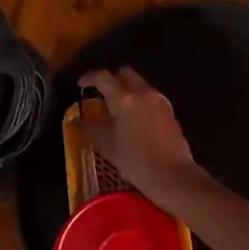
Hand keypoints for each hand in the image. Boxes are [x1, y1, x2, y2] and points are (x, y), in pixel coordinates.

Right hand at [78, 68, 203, 206]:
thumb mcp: (107, 146)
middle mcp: (145, 93)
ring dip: (127, 90)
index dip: (89, 77)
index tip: (81, 84)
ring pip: (140, 85)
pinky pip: (151, 98)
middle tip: (100, 93)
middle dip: (111, 79)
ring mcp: (160, 101)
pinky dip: (139, 101)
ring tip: (115, 108)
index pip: (103, 77)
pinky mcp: (170, 112)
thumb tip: (76, 120)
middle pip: (126, 74)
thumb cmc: (136, 161)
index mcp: (125, 99)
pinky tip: (133, 119)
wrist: (172, 175)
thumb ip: (90, 129)